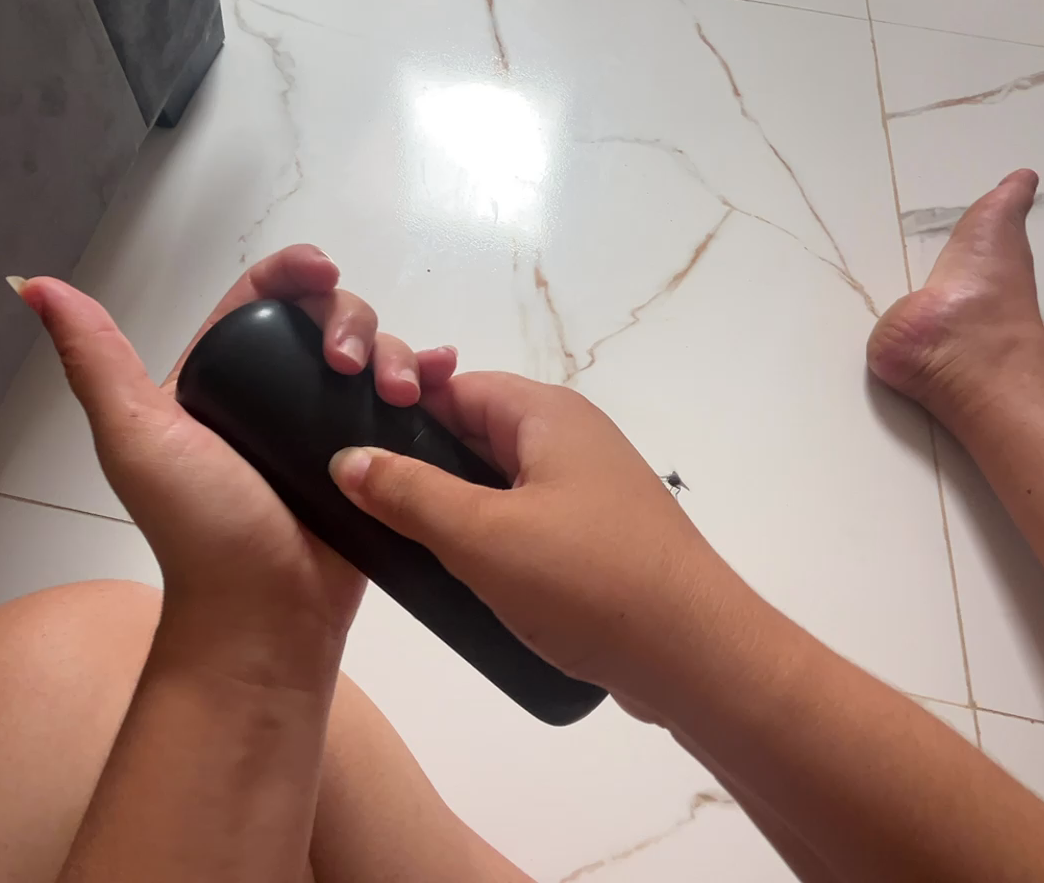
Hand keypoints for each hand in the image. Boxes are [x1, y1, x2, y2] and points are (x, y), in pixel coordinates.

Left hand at [14, 245, 457, 648]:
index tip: (323, 271)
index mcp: (223, 378)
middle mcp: (277, 392)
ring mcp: (328, 424)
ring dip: (395, 351)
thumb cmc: (202, 527)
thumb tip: (36, 285)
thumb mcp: (139, 438)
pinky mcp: (372, 453)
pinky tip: (442, 374)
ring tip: (401, 389)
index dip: (292, 272)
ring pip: (372, 353)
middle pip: (326, 319)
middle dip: (352, 320)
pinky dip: (428, 378)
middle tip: (353, 365)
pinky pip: (405, 400)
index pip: (259, 298)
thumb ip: (95, 361)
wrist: (269, 615)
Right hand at [326, 372, 750, 705]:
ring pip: (498, 478)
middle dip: (423, 461)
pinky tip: (454, 569)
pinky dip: (487, 532)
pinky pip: (524, 515)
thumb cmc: (585, 579)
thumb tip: (346, 457)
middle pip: (477, 431)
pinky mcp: (594, 533)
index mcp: (547, 414)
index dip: (403, 407)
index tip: (350, 443)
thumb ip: (408, 492)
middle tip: (363, 498)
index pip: (458, 386)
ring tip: (397, 536)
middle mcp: (571, 436)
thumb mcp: (482, 535)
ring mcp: (587, 486)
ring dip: (453, 503)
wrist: (696, 657)